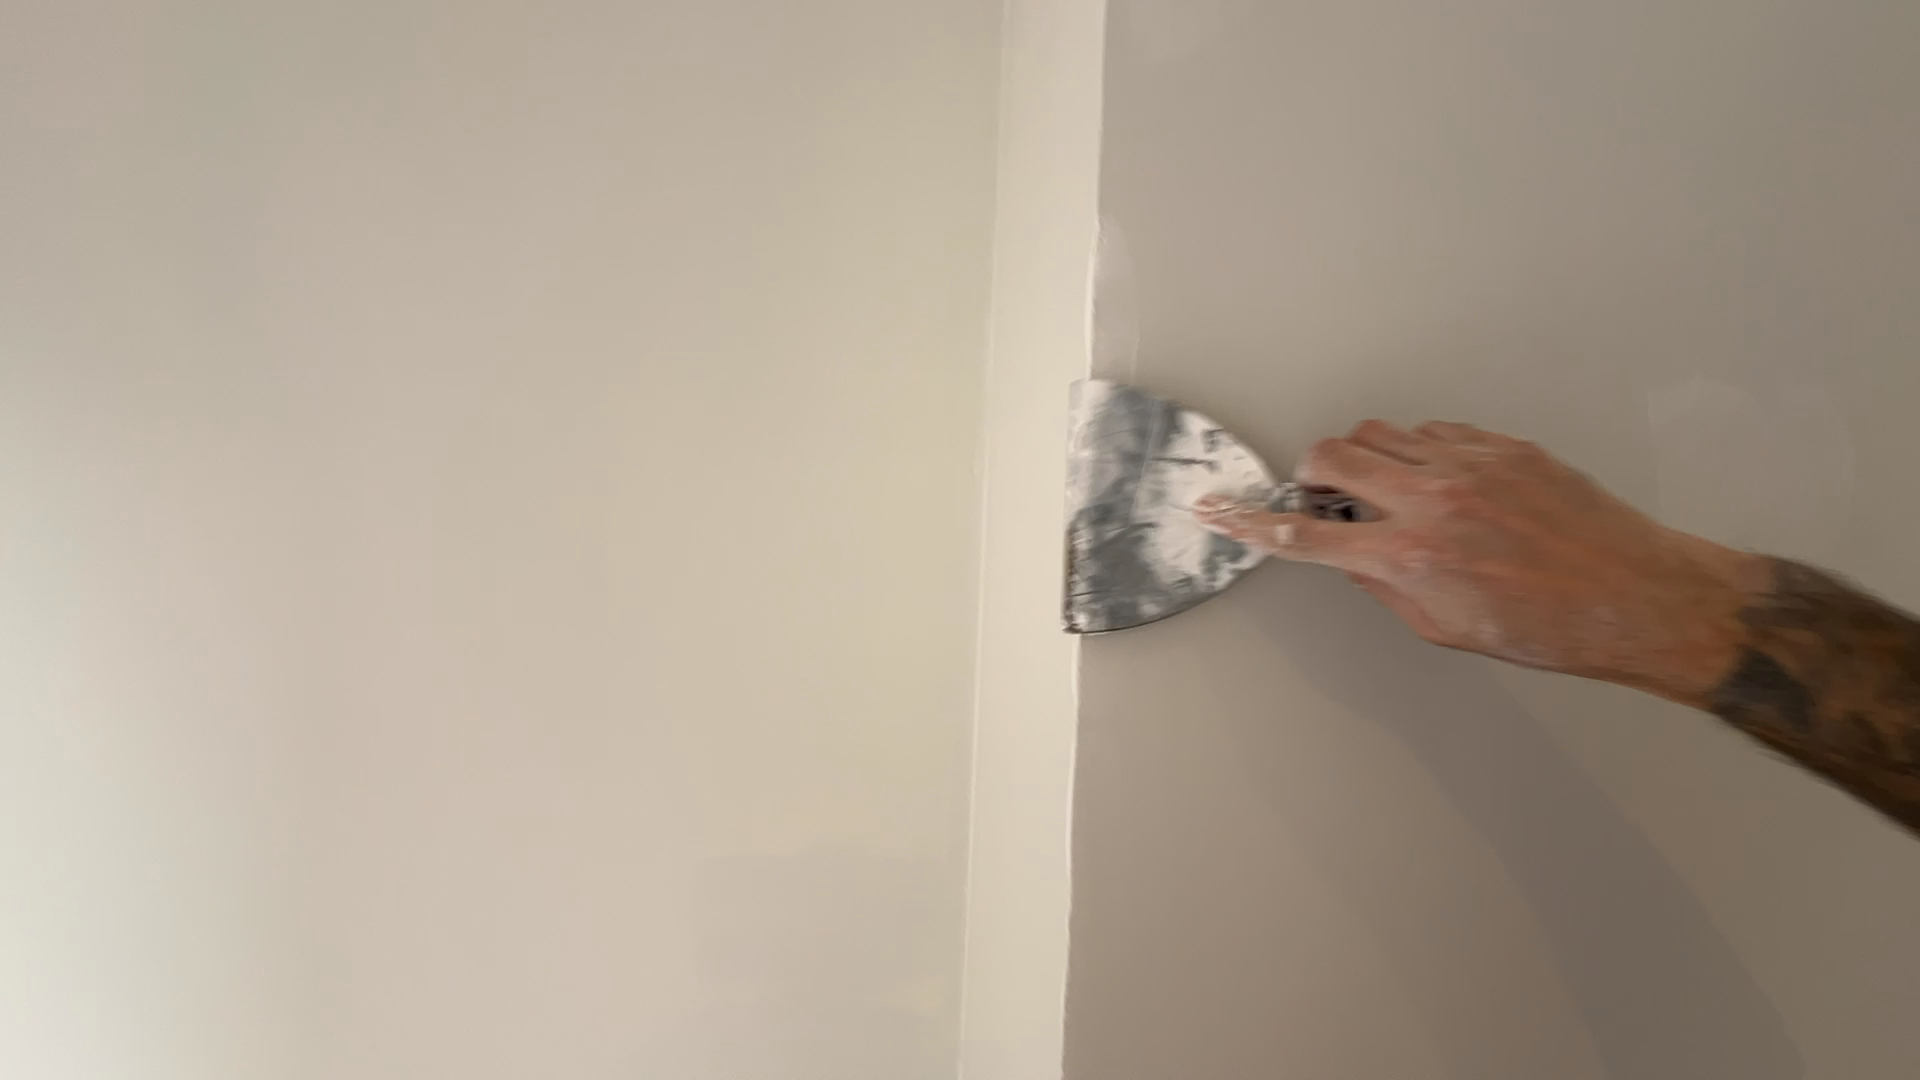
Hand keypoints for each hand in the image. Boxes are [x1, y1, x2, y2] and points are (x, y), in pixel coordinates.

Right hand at [1194, 421, 1767, 702]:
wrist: (1644, 598)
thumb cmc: (1546, 628)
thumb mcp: (1440, 626)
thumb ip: (1379, 583)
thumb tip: (1344, 552)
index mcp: (1409, 558)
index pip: (1302, 536)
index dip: (1249, 523)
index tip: (1218, 510)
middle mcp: (1432, 503)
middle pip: (1330, 456)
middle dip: (1310, 473)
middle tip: (1323, 494)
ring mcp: (1470, 466)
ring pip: (1376, 432)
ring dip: (1361, 458)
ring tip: (1386, 487)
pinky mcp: (1504, 447)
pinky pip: (1431, 431)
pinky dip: (1416, 452)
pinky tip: (1439, 481)